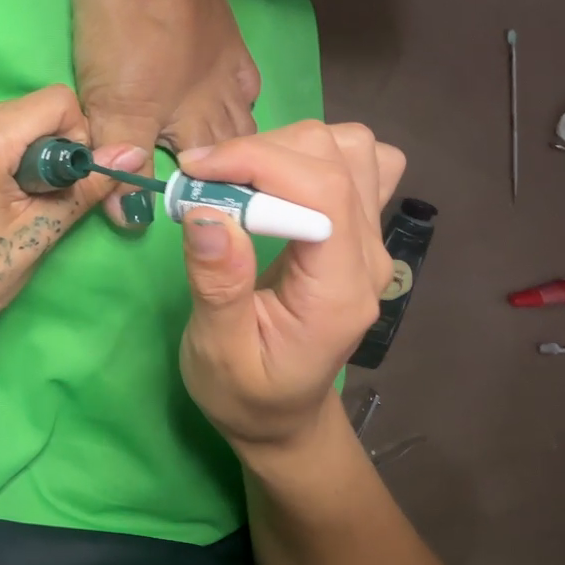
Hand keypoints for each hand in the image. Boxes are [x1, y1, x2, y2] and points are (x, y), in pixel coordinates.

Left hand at [0, 85, 145, 379]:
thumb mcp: (37, 234)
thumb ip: (85, 186)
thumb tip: (133, 153)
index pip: (56, 102)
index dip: (76, 137)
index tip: (65, 181)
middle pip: (31, 107)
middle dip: (49, 146)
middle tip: (39, 197)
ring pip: (9, 117)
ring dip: (25, 150)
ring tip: (13, 200)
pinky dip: (0, 152)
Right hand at [174, 122, 404, 452]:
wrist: (286, 417)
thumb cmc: (247, 393)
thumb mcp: (219, 353)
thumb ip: (219, 285)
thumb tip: (208, 212)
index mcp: (338, 289)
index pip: (322, 190)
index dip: (258, 161)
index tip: (194, 170)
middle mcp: (368, 254)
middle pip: (335, 156)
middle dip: (259, 152)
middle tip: (202, 181)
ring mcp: (370, 238)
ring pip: (349, 148)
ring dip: (284, 147)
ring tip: (235, 178)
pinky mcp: (357, 227)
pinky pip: (353, 162)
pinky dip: (308, 154)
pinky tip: (272, 181)